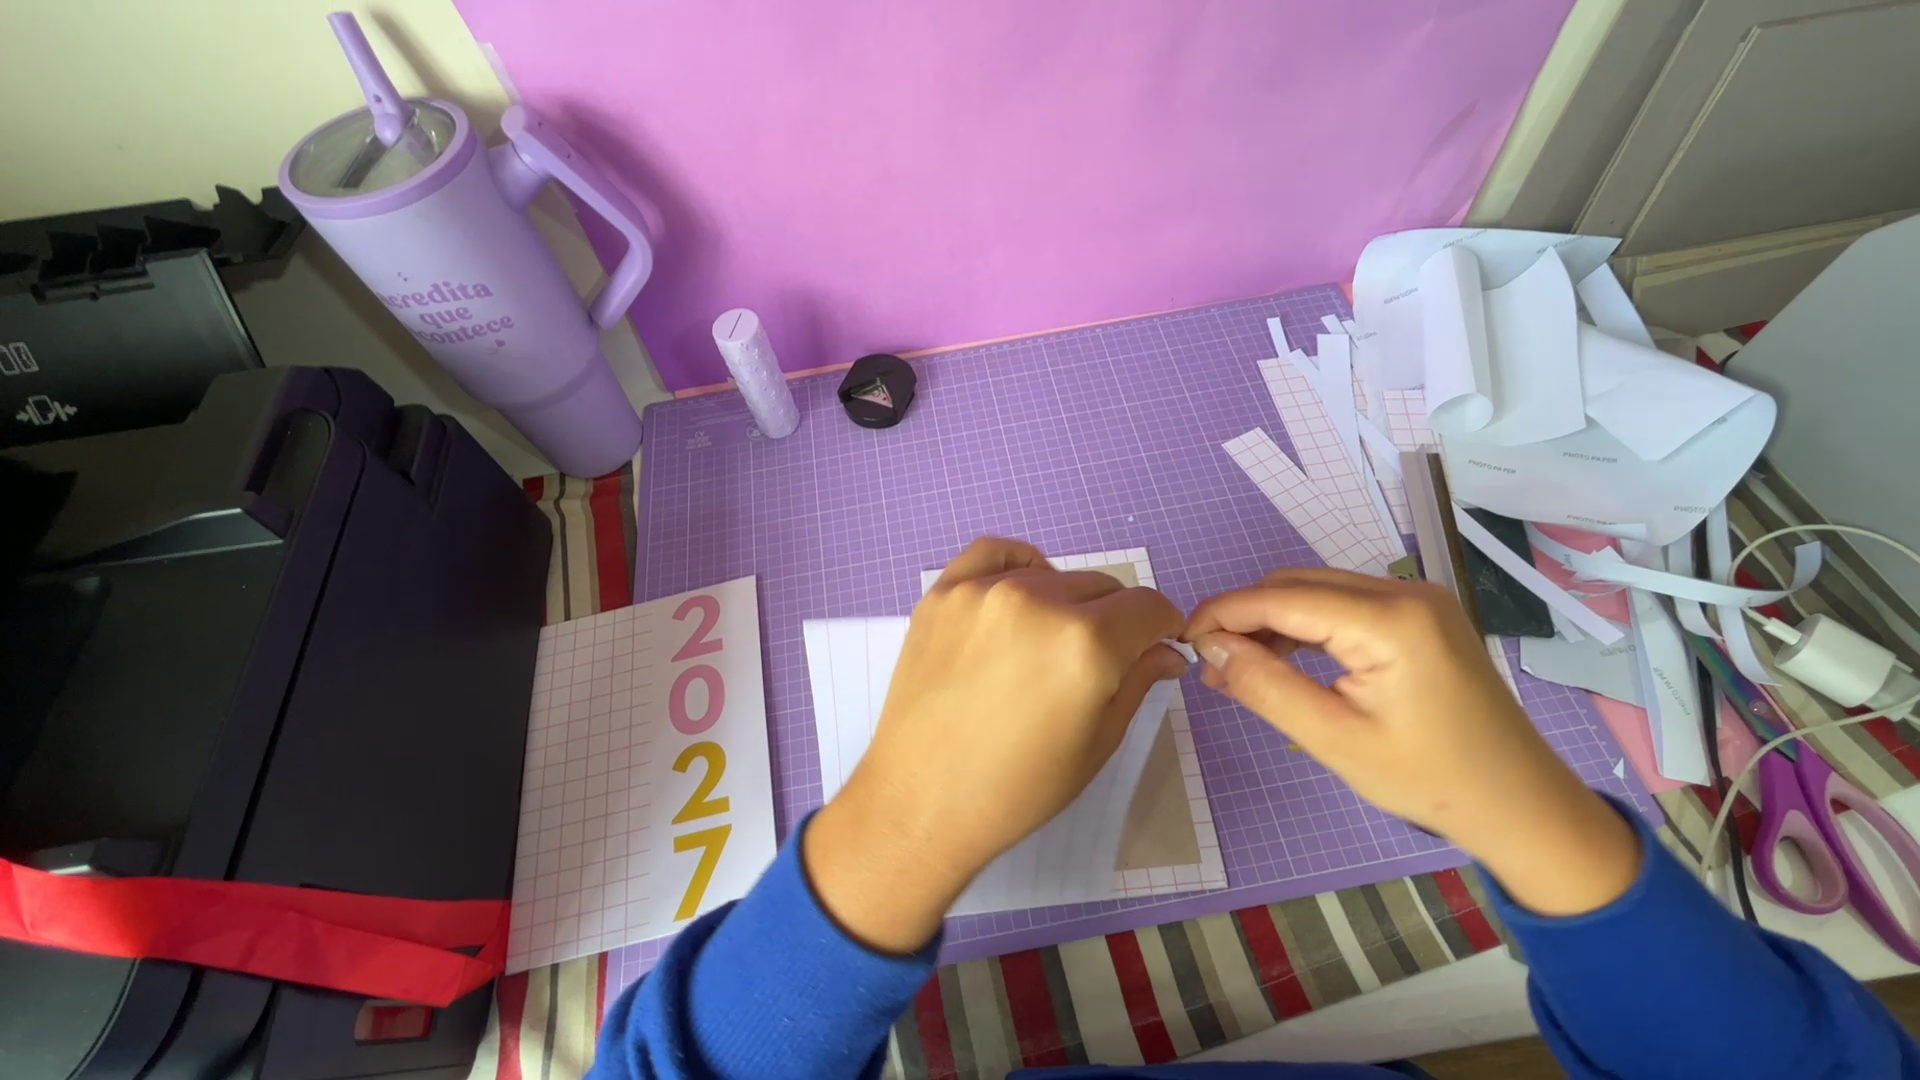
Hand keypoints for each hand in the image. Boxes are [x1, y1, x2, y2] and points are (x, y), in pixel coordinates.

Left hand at [806, 538, 1186, 950]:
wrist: (921, 800)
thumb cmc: (1017, 788)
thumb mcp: (1096, 744)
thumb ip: (1137, 682)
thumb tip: (1167, 651)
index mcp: (1085, 644)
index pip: (1147, 607)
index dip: (1161, 627)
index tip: (1154, 646)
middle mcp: (1037, 602)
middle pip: (1103, 587)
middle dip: (1115, 620)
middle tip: (1096, 662)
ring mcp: (983, 591)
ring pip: (1052, 574)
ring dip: (1065, 602)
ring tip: (1046, 644)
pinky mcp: (944, 592)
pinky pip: (994, 553)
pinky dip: (1018, 566)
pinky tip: (1020, 595)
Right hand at [1185, 568, 1639, 915]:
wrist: (1521, 805)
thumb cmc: (1428, 779)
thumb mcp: (1333, 739)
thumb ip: (1263, 684)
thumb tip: (1207, 646)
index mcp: (1389, 619)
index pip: (1280, 597)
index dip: (1223, 613)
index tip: (1182, 640)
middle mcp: (1404, 591)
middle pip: (1296, 584)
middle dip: (1244, 616)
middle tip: (1208, 662)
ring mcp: (1417, 598)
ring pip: (1316, 590)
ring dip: (1270, 620)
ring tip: (1235, 666)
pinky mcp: (1420, 614)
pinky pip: (1342, 604)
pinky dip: (1303, 625)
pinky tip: (1279, 658)